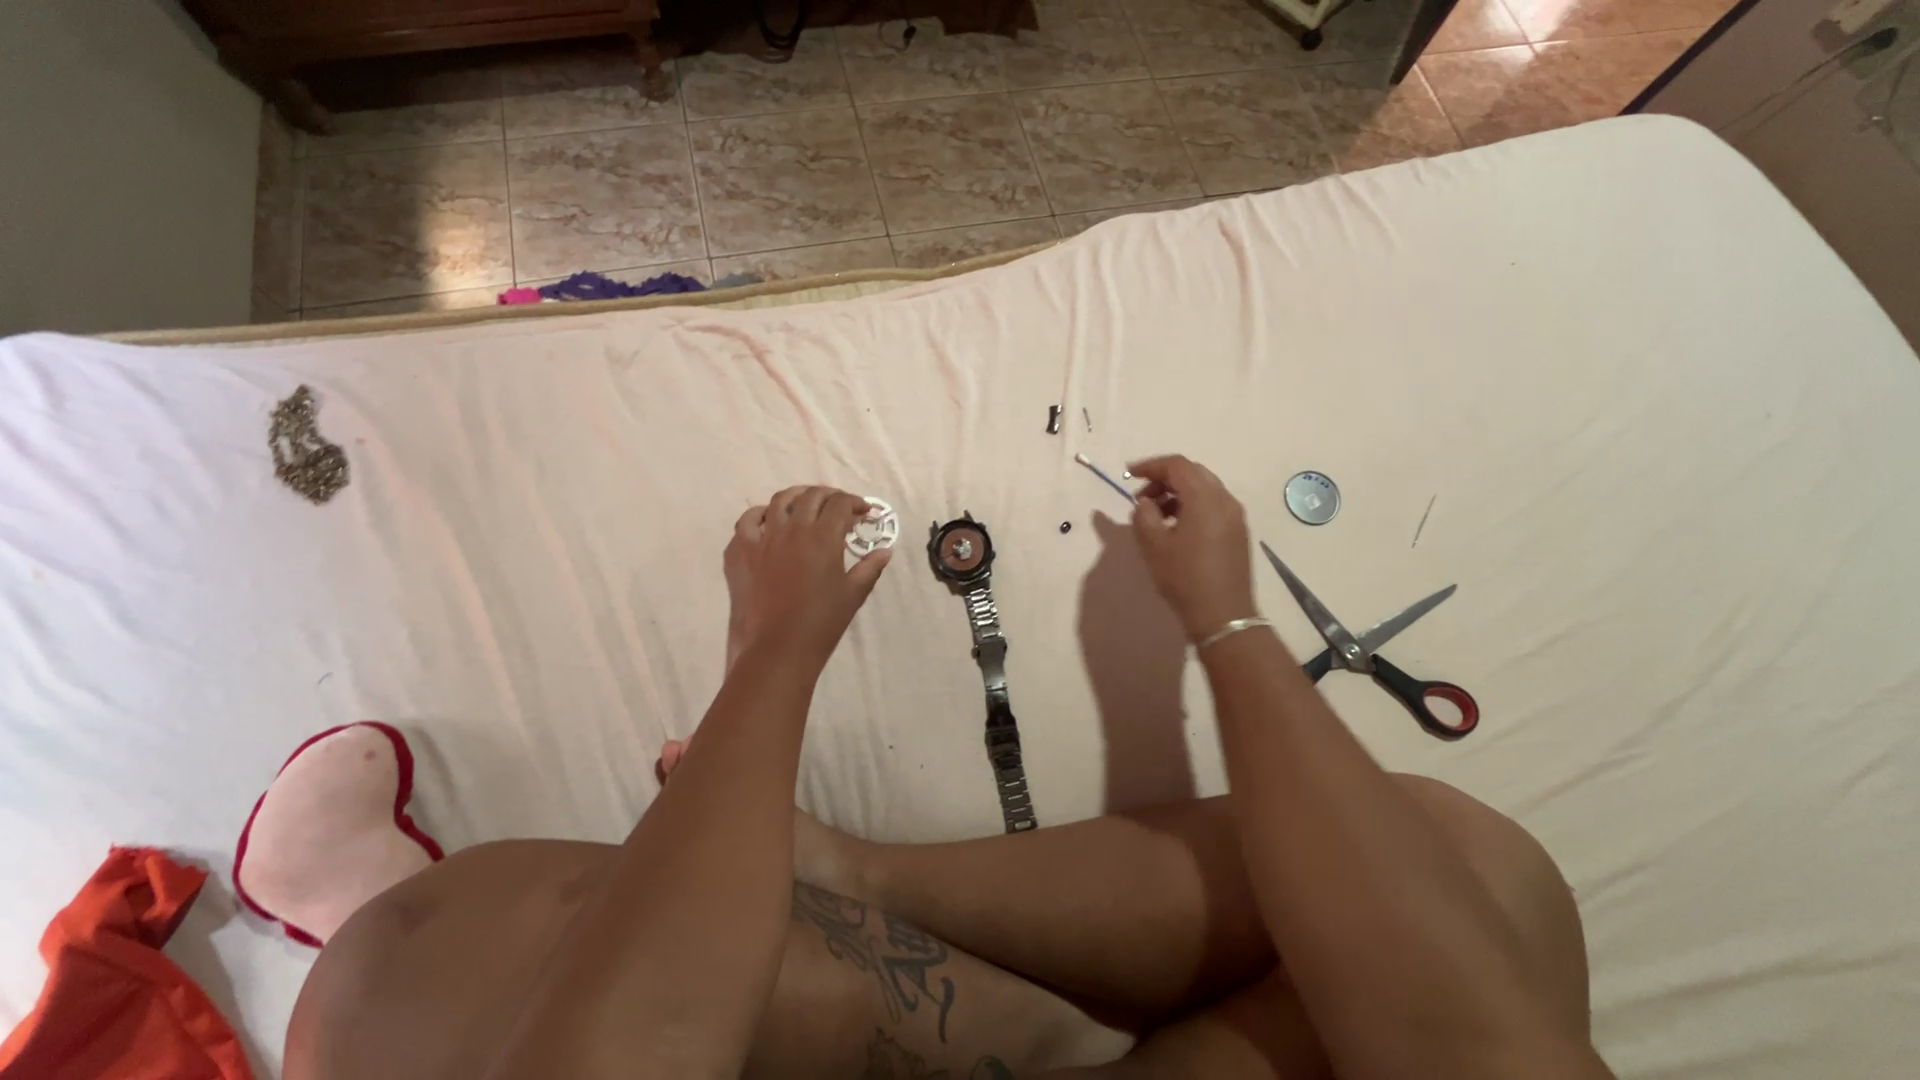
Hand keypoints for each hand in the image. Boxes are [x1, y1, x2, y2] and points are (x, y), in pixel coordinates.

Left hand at [728, 487, 890, 670]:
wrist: (778, 648)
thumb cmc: (822, 622)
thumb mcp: (853, 594)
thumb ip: (870, 567)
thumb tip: (885, 551)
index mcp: (823, 537)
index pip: (840, 504)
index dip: (855, 503)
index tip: (863, 512)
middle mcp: (792, 529)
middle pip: (811, 496)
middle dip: (829, 496)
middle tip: (838, 506)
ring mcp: (762, 538)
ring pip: (778, 501)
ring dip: (796, 497)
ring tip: (804, 504)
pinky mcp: (740, 552)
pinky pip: (746, 522)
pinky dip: (759, 515)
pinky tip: (767, 521)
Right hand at [1128, 456, 1258, 641]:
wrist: (1223, 614)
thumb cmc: (1184, 578)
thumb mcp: (1153, 545)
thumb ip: (1142, 514)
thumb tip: (1145, 502)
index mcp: (1205, 498)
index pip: (1177, 465)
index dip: (1151, 465)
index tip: (1129, 475)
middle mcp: (1225, 500)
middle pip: (1193, 473)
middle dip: (1165, 479)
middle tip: (1142, 497)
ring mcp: (1235, 516)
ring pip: (1205, 489)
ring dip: (1178, 493)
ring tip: (1156, 515)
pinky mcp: (1238, 532)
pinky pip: (1213, 505)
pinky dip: (1192, 506)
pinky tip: (1177, 528)